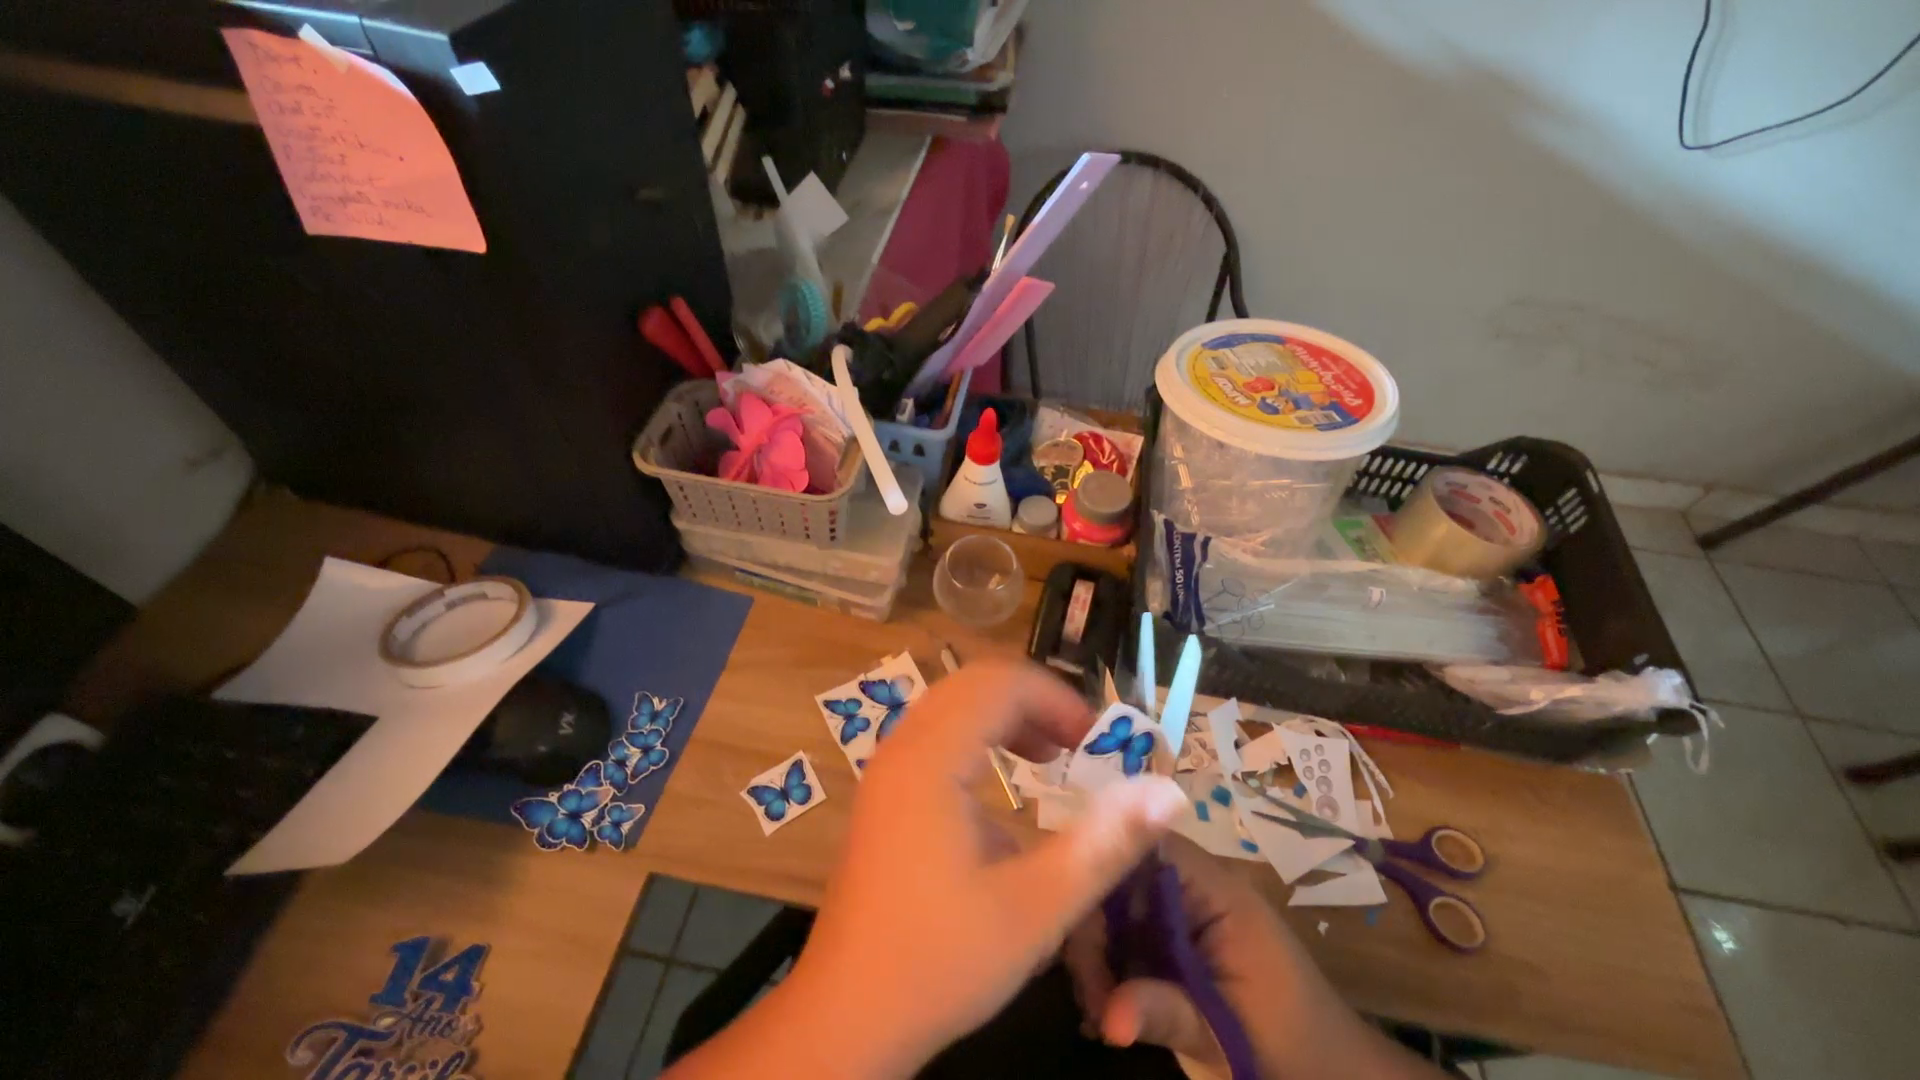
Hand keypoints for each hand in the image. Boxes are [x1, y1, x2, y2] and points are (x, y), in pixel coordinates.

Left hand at [783, 660, 1188, 1075]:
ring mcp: (885, 775)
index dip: (1057, 699)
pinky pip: (934, 739)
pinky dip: (977, 741)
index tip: (1097, 743)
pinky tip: (1003, 789)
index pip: (998, 684)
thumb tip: (1169, 792)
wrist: (849, 1015)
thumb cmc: (942, 960)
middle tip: (1079, 743)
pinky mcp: (883, 801)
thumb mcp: (1037, 907)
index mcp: (931, 761)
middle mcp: (901, 752)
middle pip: (971, 685)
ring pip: (949, 709)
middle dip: (1033, 701)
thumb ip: (1106, 843)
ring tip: (1052, 755)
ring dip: (1005, 718)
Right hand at [1065, 836, 1450, 1079]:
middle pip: (1123, 879)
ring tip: (1096, 1013)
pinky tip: (1105, 1015)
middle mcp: (1197, 895)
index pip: (1150, 845)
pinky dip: (1110, 973)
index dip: (1104, 863)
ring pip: (1118, 912)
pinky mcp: (1176, 950)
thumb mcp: (1227, 1038)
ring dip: (1097, 956)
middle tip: (1087, 991)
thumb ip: (1167, 1015)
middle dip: (1094, 927)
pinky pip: (1128, 941)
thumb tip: (1108, 1017)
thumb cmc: (1293, 1052)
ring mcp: (1185, 922)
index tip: (1068, 910)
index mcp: (1219, 895)